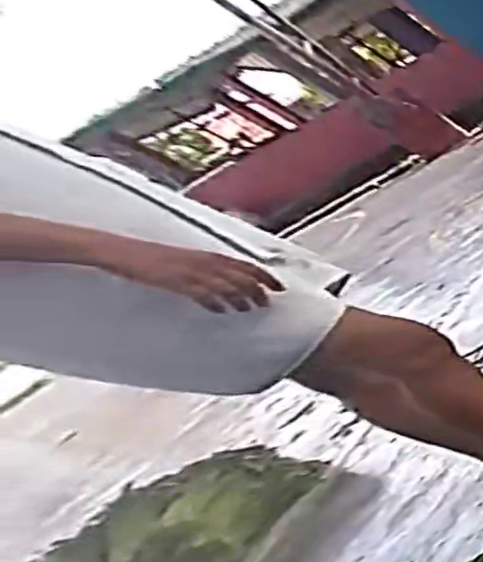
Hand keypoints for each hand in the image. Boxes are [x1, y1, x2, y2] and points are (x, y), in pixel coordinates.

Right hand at [96, 238, 283, 312]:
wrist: (122, 251)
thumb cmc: (156, 255)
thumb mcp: (193, 258)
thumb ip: (214, 266)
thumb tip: (234, 278)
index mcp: (214, 256)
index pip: (252, 268)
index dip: (269, 279)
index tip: (280, 289)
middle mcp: (209, 263)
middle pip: (245, 280)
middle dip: (259, 294)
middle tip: (264, 305)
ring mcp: (193, 272)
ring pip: (229, 289)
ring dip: (240, 301)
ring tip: (245, 310)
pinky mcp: (177, 282)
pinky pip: (204, 295)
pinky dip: (216, 304)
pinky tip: (220, 310)